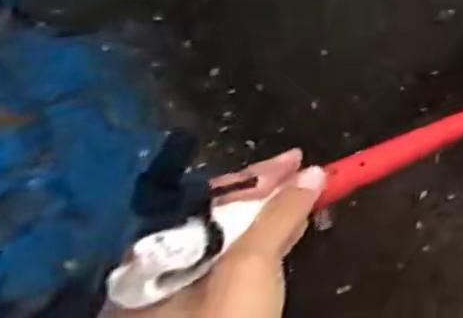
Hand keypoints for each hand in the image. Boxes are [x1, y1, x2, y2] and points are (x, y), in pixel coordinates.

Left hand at [120, 149, 326, 317]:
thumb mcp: (253, 267)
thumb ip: (280, 214)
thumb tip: (311, 172)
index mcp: (151, 263)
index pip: (204, 200)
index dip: (253, 176)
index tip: (295, 158)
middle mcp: (155, 280)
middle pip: (214, 219)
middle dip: (263, 194)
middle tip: (303, 171)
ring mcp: (173, 305)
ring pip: (224, 244)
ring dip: (267, 217)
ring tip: (304, 197)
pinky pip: (227, 269)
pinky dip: (261, 246)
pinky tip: (287, 235)